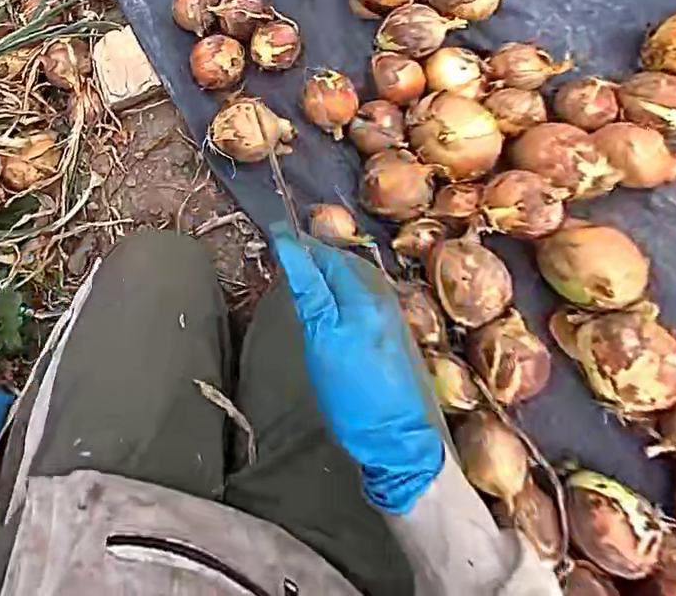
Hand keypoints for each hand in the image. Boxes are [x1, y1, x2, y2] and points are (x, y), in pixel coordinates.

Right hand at [273, 227, 443, 513]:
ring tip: (300, 274)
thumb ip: (308, 290)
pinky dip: (340, 286)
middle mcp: (380, 292)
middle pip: (340, 260)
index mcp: (363, 290)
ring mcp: (390, 310)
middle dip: (312, 253)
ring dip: (326, 269)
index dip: (298, 244)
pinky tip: (329, 300)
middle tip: (282, 254)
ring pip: (352, 274)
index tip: (273, 234)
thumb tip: (291, 247)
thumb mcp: (323, 339)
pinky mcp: (393, 328)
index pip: (324, 253)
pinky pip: (362, 291)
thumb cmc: (355, 391)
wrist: (402, 440)